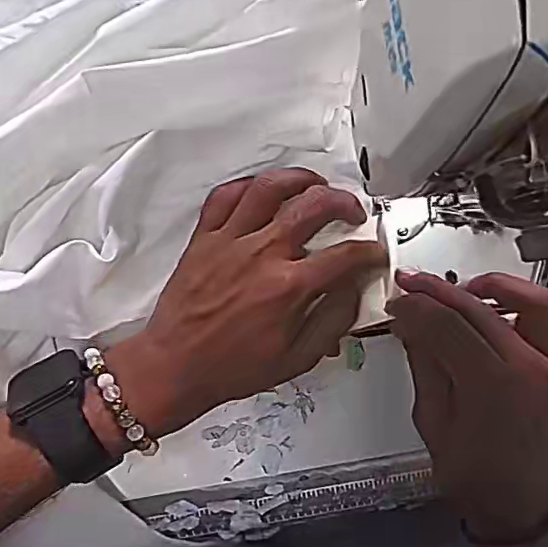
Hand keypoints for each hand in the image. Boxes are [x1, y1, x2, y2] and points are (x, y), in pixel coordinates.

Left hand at [102, 168, 387, 438]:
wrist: (176, 367)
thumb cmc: (228, 367)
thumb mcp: (297, 358)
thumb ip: (333, 320)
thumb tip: (353, 291)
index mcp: (288, 288)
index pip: (345, 254)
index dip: (369, 251)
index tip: (371, 253)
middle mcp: (261, 256)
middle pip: (315, 204)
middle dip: (345, 202)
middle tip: (352, 212)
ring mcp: (230, 242)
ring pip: (270, 187)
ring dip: (300, 179)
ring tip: (314, 185)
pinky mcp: (204, 239)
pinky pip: (225, 195)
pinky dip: (248, 185)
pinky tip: (262, 190)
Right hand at [388, 270, 547, 539]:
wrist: (516, 506)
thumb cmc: (475, 478)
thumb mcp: (432, 420)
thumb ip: (425, 365)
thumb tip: (412, 325)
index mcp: (491, 385)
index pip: (446, 323)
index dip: (416, 306)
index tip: (399, 301)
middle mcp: (530, 370)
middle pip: (480, 308)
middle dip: (440, 292)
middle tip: (415, 288)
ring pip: (535, 302)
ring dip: (498, 288)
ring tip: (468, 290)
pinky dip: (543, 314)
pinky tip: (514, 316)